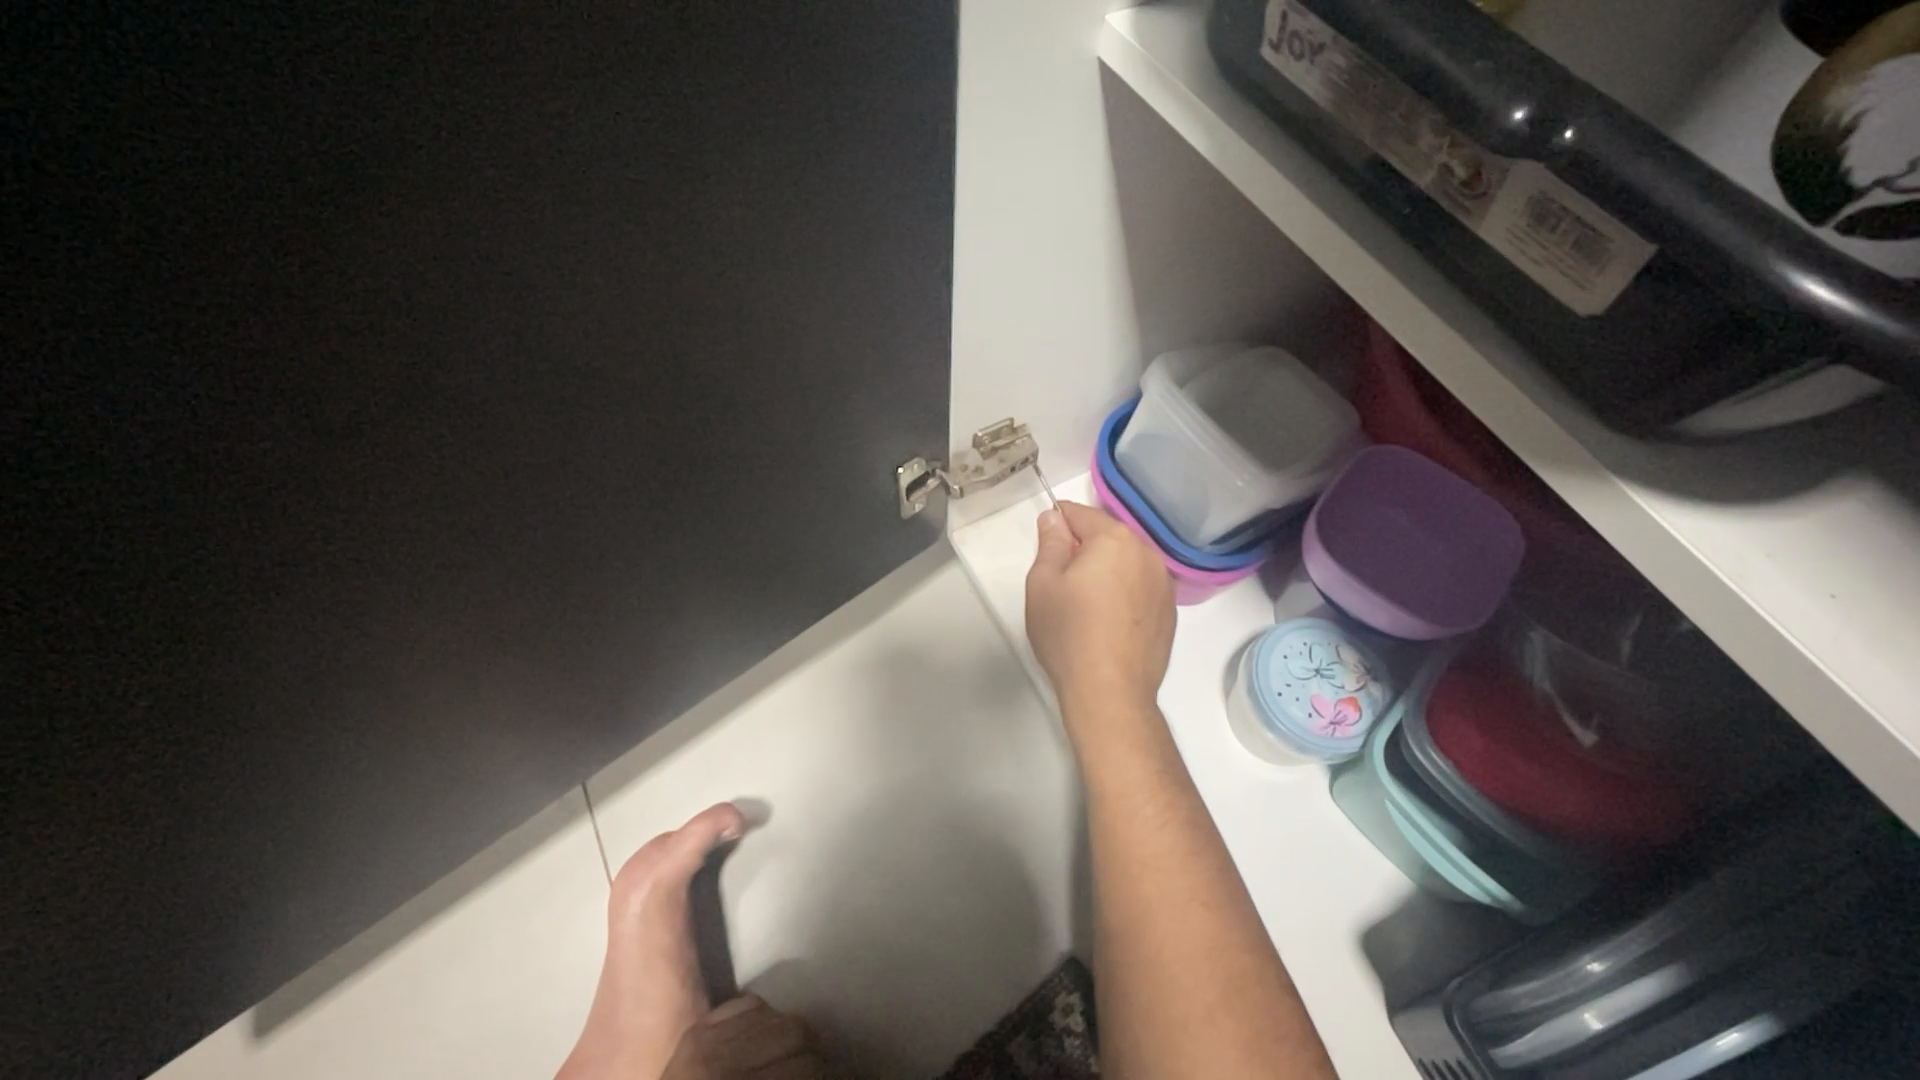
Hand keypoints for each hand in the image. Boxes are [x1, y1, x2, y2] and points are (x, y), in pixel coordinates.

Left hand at [660, 994, 827, 1078]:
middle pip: (794, 1031)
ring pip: (773, 1013)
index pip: (804, 1066)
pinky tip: (761, 1038)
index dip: (825, 1071)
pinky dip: (761, 1017)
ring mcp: (705, 1042)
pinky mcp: (695, 1032)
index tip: (830, 1075)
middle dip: (812, 1049)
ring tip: (789, 1051)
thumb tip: (822, 1072)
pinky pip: (745, 1004)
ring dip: (788, 1032)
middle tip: (814, 1065)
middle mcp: (723, 1063)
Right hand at [1025, 501, 1175, 735]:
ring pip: (1127, 563)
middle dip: (1085, 548)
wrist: (1110, 692)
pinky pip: (1141, 588)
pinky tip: (1108, 621)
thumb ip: (1051, 543)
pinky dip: (1124, 593)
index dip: (1058, 521)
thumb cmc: (1069, 634)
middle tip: (1060, 579)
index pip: (1081, 514)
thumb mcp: (1044, 584)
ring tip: (1085, 603)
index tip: (1045, 542)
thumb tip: (1054, 517)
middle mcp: (1147, 554)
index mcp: (1115, 540)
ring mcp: (1164, 584)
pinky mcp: (1170, 613)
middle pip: (1109, 536)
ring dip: (1107, 571)